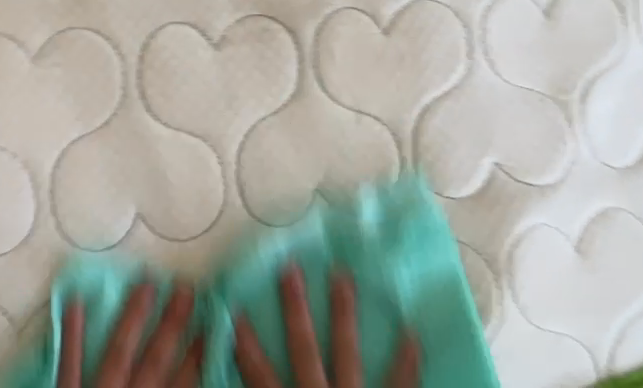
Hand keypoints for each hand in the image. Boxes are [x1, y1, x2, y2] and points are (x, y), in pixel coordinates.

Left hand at [59, 282, 202, 387]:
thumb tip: (201, 377)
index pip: (181, 385)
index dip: (196, 356)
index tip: (208, 324)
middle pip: (154, 361)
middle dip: (171, 324)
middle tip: (186, 286)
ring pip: (118, 354)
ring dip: (132, 318)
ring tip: (146, 282)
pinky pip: (68, 365)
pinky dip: (71, 334)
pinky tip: (76, 301)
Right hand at [234, 268, 419, 387]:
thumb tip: (229, 387)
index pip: (260, 377)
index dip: (245, 345)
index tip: (234, 310)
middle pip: (303, 349)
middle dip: (296, 309)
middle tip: (290, 268)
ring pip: (347, 353)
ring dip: (344, 314)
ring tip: (342, 276)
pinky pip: (399, 386)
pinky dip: (407, 362)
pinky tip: (412, 334)